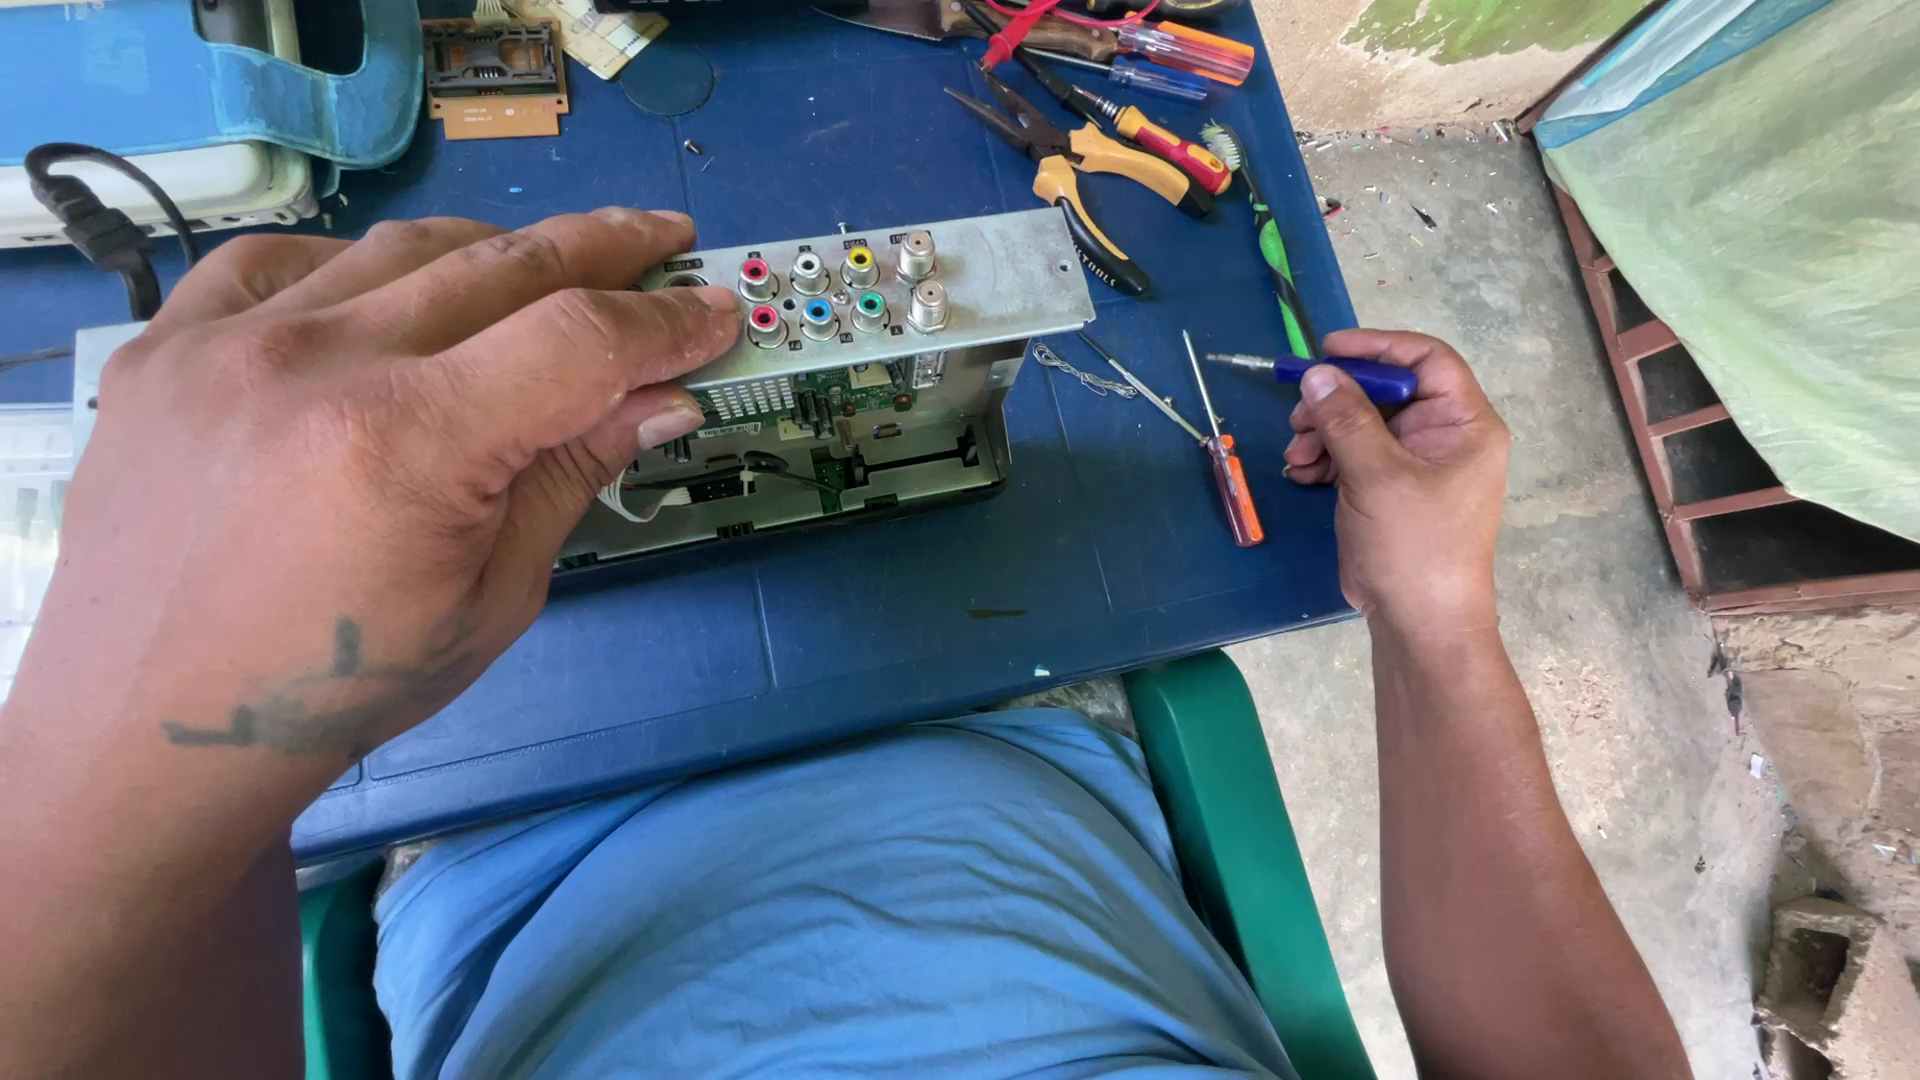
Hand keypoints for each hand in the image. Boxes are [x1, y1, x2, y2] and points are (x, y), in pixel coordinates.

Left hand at [6, 208, 735, 772]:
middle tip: (671, 244)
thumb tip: (666, 402)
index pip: (578, 343)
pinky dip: (386, 264)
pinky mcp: (172, 343)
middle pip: (506, 266)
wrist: (162, 722)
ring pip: (412, 248)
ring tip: (566, 270)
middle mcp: (316, 364)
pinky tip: (422, 293)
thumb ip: (577, 471)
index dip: (665, 322)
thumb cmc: (362, 674)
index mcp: (410, 444)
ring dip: (511, 251)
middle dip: (610, 248)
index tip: (719, 312)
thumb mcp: (505, 586)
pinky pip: (297, 260)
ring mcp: (227, 342)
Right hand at [1284, 329, 1508, 633]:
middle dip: (1335, 402)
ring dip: (1321, 433)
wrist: (1415, 617)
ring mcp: (1409, 464)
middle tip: (1298, 418)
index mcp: (1461, 424)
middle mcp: (1438, 436)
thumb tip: (1315, 374)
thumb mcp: (1377, 476)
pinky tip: (1301, 474)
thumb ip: (1345, 420)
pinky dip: (1322, 458)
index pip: (1425, 362)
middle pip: (1383, 393)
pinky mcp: (1382, 488)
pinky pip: (1348, 455)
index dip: (1377, 348)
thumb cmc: (1414, 544)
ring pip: (1358, 424)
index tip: (1327, 350)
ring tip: (1297, 457)